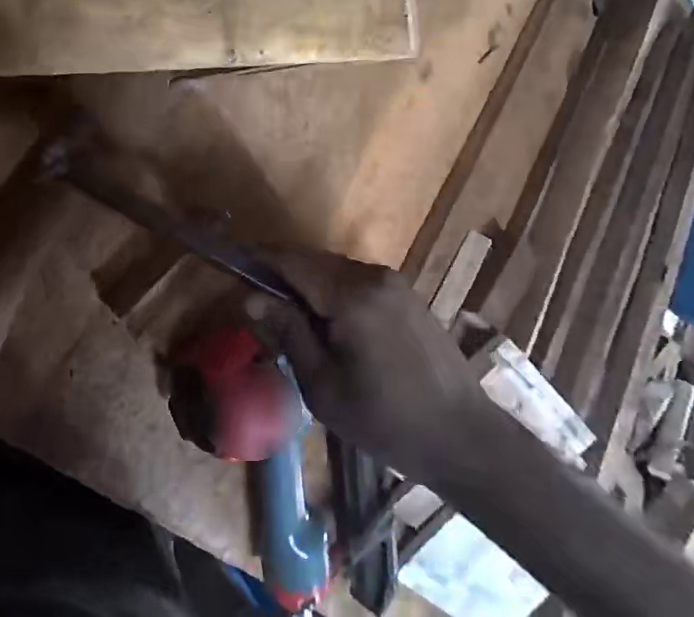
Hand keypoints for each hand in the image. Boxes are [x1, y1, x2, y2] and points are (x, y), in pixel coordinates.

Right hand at [245, 249, 489, 480]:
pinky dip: (333, 291)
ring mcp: (394, 283)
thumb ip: (288, 333)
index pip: (293, 261)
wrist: (462, 435)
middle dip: (282, 273)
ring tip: (287, 316)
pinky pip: (357, 281)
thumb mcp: (324, 385)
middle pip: (315, 261)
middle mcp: (374, 276)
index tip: (232, 263)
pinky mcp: (406, 295)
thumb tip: (251, 297)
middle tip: (256, 300)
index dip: (260, 258)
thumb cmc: (385, 420)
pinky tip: (326, 322)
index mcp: (351, 295)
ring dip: (308, 283)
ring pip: (336, 270)